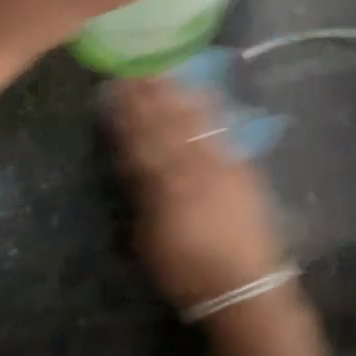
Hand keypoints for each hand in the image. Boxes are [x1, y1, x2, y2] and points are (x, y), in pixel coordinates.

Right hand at [106, 76, 288, 308]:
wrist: (245, 287)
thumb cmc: (185, 270)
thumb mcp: (149, 236)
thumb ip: (141, 194)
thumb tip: (129, 161)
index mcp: (166, 185)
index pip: (140, 139)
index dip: (125, 113)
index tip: (111, 87)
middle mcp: (195, 167)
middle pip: (167, 123)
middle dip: (149, 95)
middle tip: (133, 68)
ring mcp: (223, 166)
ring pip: (195, 121)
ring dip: (177, 94)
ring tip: (164, 70)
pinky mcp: (243, 170)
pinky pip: (222, 130)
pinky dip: (209, 109)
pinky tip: (202, 94)